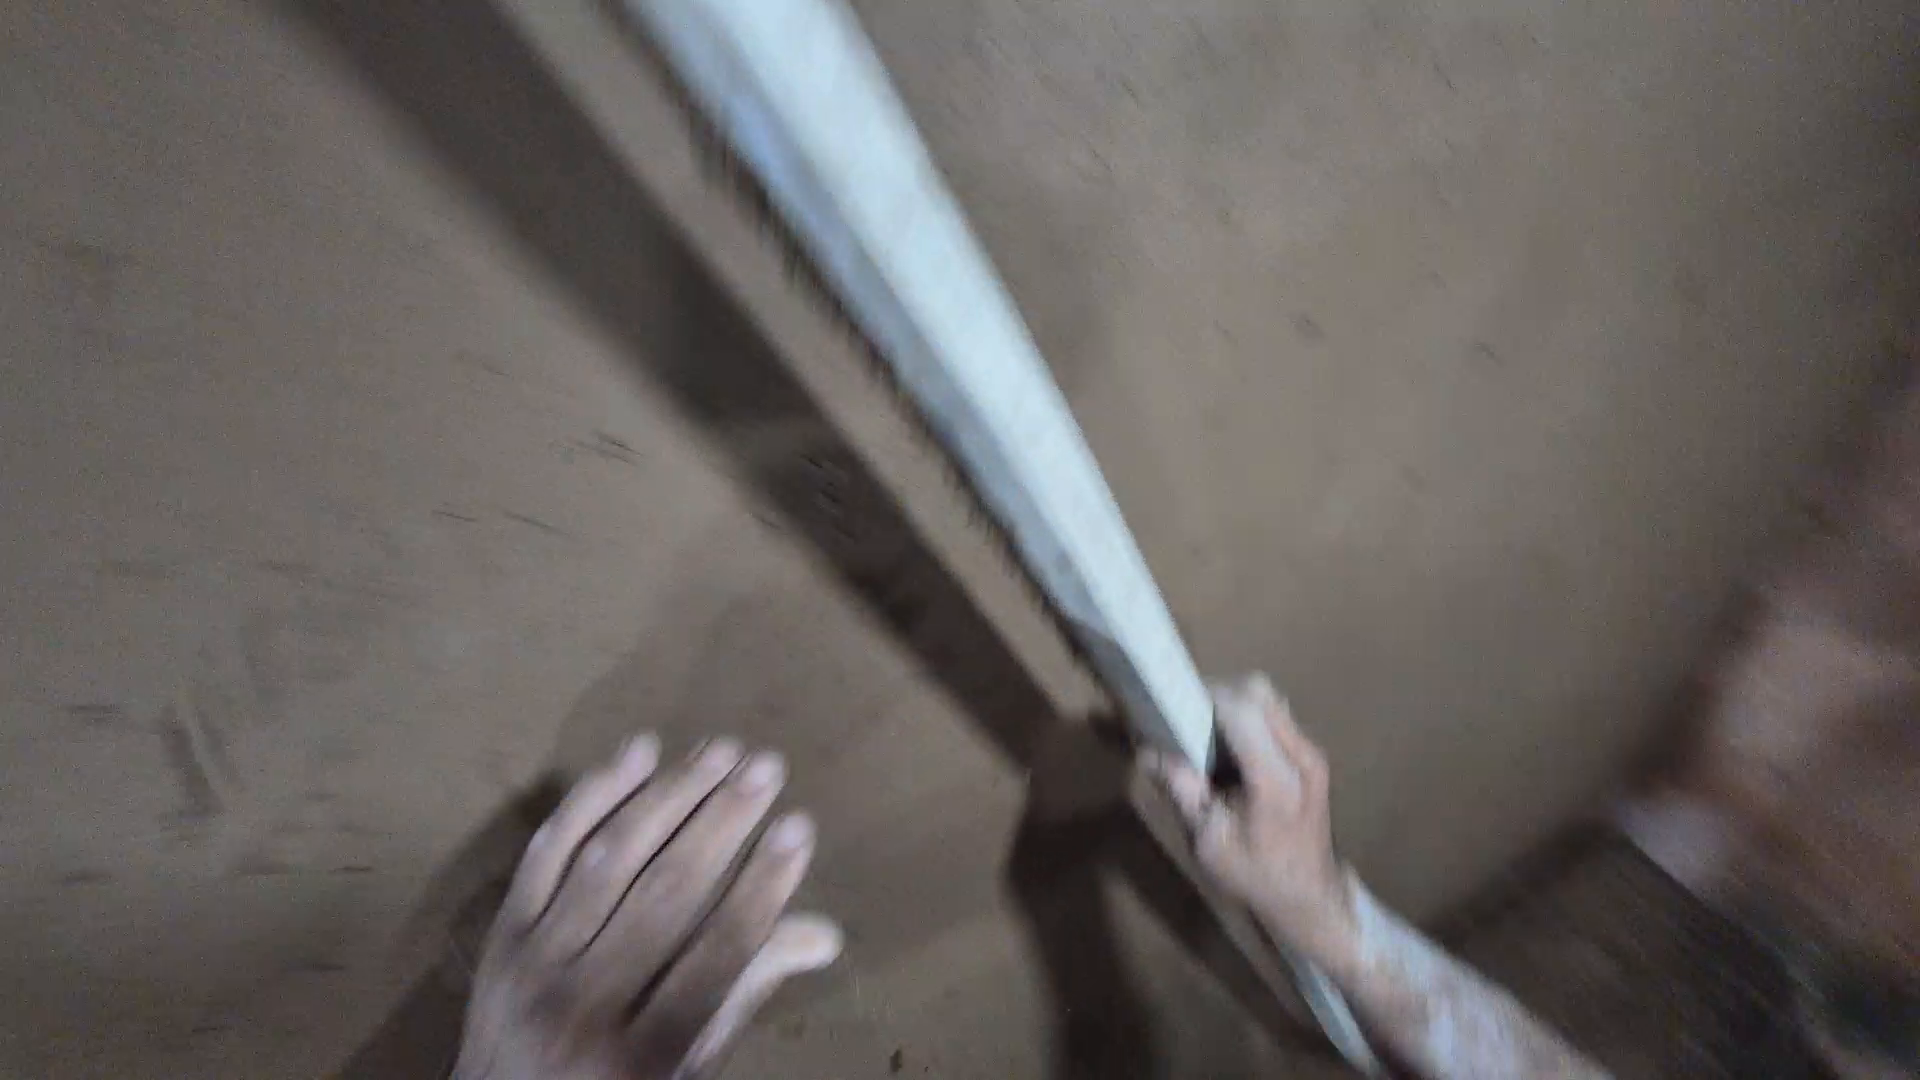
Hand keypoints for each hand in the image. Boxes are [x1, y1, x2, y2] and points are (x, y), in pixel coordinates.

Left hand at [454, 735, 841, 1079]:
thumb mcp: (688, 1064)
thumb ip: (748, 990)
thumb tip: (826, 935)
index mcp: (642, 1054)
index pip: (719, 953)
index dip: (763, 884)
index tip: (800, 825)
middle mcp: (582, 1006)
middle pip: (666, 894)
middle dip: (724, 820)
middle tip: (768, 766)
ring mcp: (533, 964)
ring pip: (611, 858)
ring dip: (672, 794)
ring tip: (722, 750)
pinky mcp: (504, 930)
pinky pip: (549, 848)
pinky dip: (596, 794)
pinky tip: (640, 751)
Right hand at [1141, 674, 1356, 960]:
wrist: (1312, 898)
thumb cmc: (1258, 875)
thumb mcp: (1210, 842)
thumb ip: (1183, 791)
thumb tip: (1148, 751)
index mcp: (1276, 782)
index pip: (1241, 711)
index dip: (1203, 701)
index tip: (1173, 712)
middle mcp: (1300, 756)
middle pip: (1256, 691)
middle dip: (1216, 696)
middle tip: (1188, 722)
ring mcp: (1310, 751)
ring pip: (1266, 696)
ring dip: (1232, 703)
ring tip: (1206, 734)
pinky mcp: (1310, 752)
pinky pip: (1274, 712)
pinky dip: (1246, 714)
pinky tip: (1229, 745)